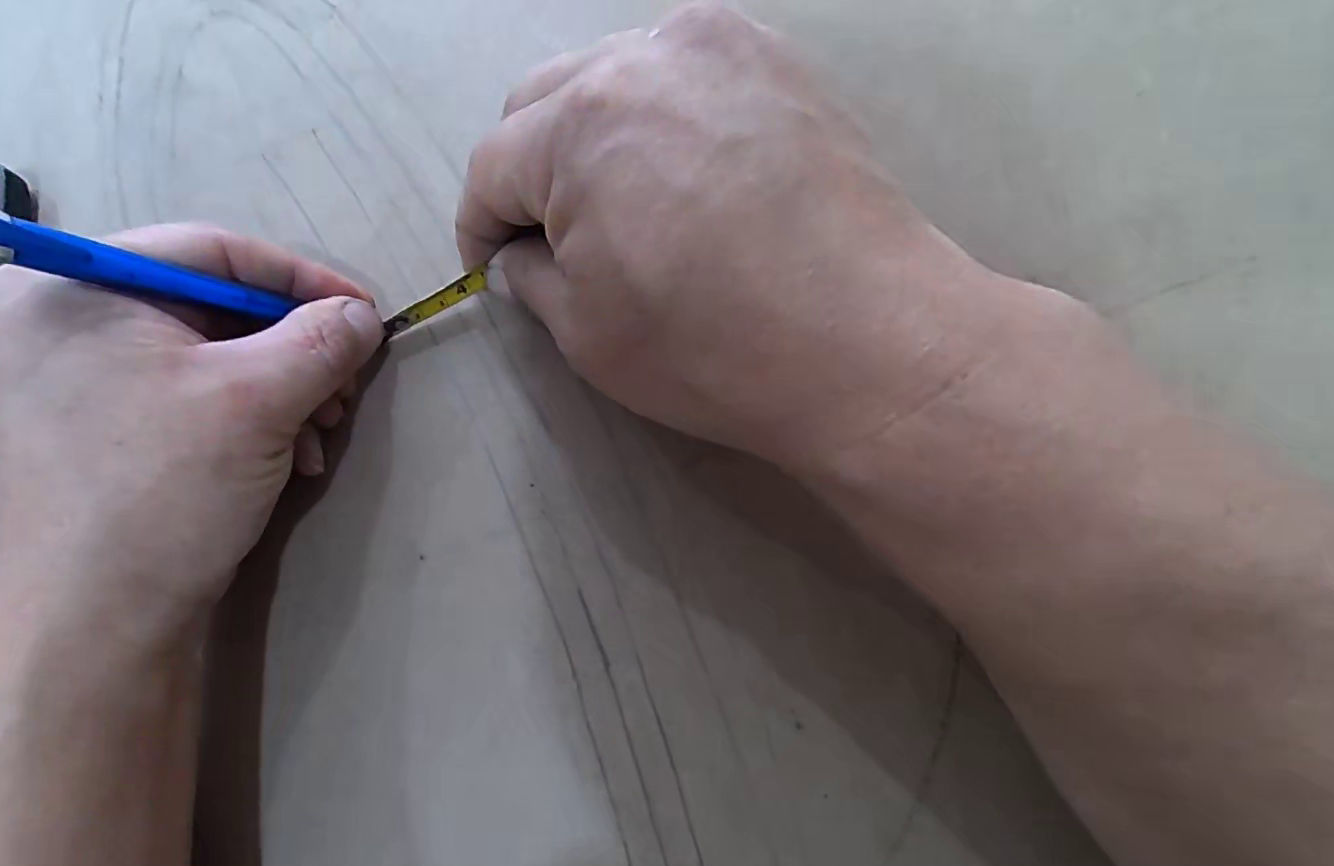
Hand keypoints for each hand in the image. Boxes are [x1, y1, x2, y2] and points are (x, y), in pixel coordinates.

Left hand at [0, 224, 382, 643]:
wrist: (93, 628)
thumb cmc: (160, 493)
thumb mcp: (254, 404)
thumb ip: (318, 343)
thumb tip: (363, 315)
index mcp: (73, 285)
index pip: (212, 252)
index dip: (301, 278)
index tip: (365, 312)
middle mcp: (63, 325)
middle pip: (211, 312)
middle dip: (292, 354)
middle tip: (342, 392)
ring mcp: (75, 388)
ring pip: (206, 365)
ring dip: (278, 397)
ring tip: (314, 442)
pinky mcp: (99, 441)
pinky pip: (188, 407)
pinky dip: (246, 428)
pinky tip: (282, 465)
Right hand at [458, 2, 1015, 472]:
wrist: (857, 342)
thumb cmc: (700, 349)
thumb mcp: (583, 330)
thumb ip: (530, 279)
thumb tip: (513, 258)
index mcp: (578, 127)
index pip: (491, 166)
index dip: (476, 226)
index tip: (487, 271)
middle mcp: (642, 58)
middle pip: (540, 104)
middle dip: (523, 175)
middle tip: (541, 241)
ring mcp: (718, 47)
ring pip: (609, 78)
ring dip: (583, 141)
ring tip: (606, 209)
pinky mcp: (774, 62)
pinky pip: (678, 76)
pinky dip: (650, 121)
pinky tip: (669, 177)